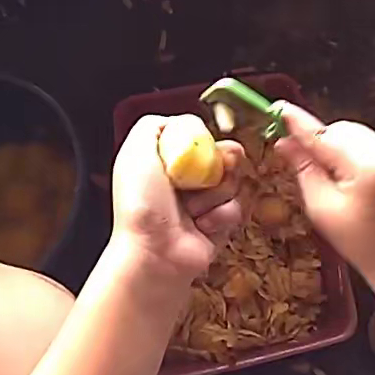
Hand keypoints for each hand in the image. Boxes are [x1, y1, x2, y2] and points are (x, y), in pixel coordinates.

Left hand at [110, 115, 245, 281]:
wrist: (154, 254)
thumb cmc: (142, 204)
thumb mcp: (136, 150)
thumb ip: (154, 125)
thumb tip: (182, 120)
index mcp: (166, 159)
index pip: (199, 135)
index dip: (204, 139)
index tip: (201, 146)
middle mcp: (186, 177)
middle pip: (223, 154)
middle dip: (219, 163)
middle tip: (206, 175)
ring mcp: (204, 200)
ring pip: (233, 180)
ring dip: (214, 194)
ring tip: (192, 211)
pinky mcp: (220, 222)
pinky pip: (237, 207)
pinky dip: (221, 215)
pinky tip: (202, 226)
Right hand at [273, 104, 374, 284]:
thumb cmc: (362, 244)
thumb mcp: (322, 209)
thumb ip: (304, 170)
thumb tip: (284, 143)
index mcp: (366, 167)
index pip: (323, 136)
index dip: (298, 123)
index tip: (279, 109)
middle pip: (340, 129)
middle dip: (320, 140)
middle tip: (301, 157)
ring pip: (354, 133)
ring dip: (336, 144)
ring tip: (330, 174)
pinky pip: (370, 143)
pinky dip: (353, 152)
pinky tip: (349, 176)